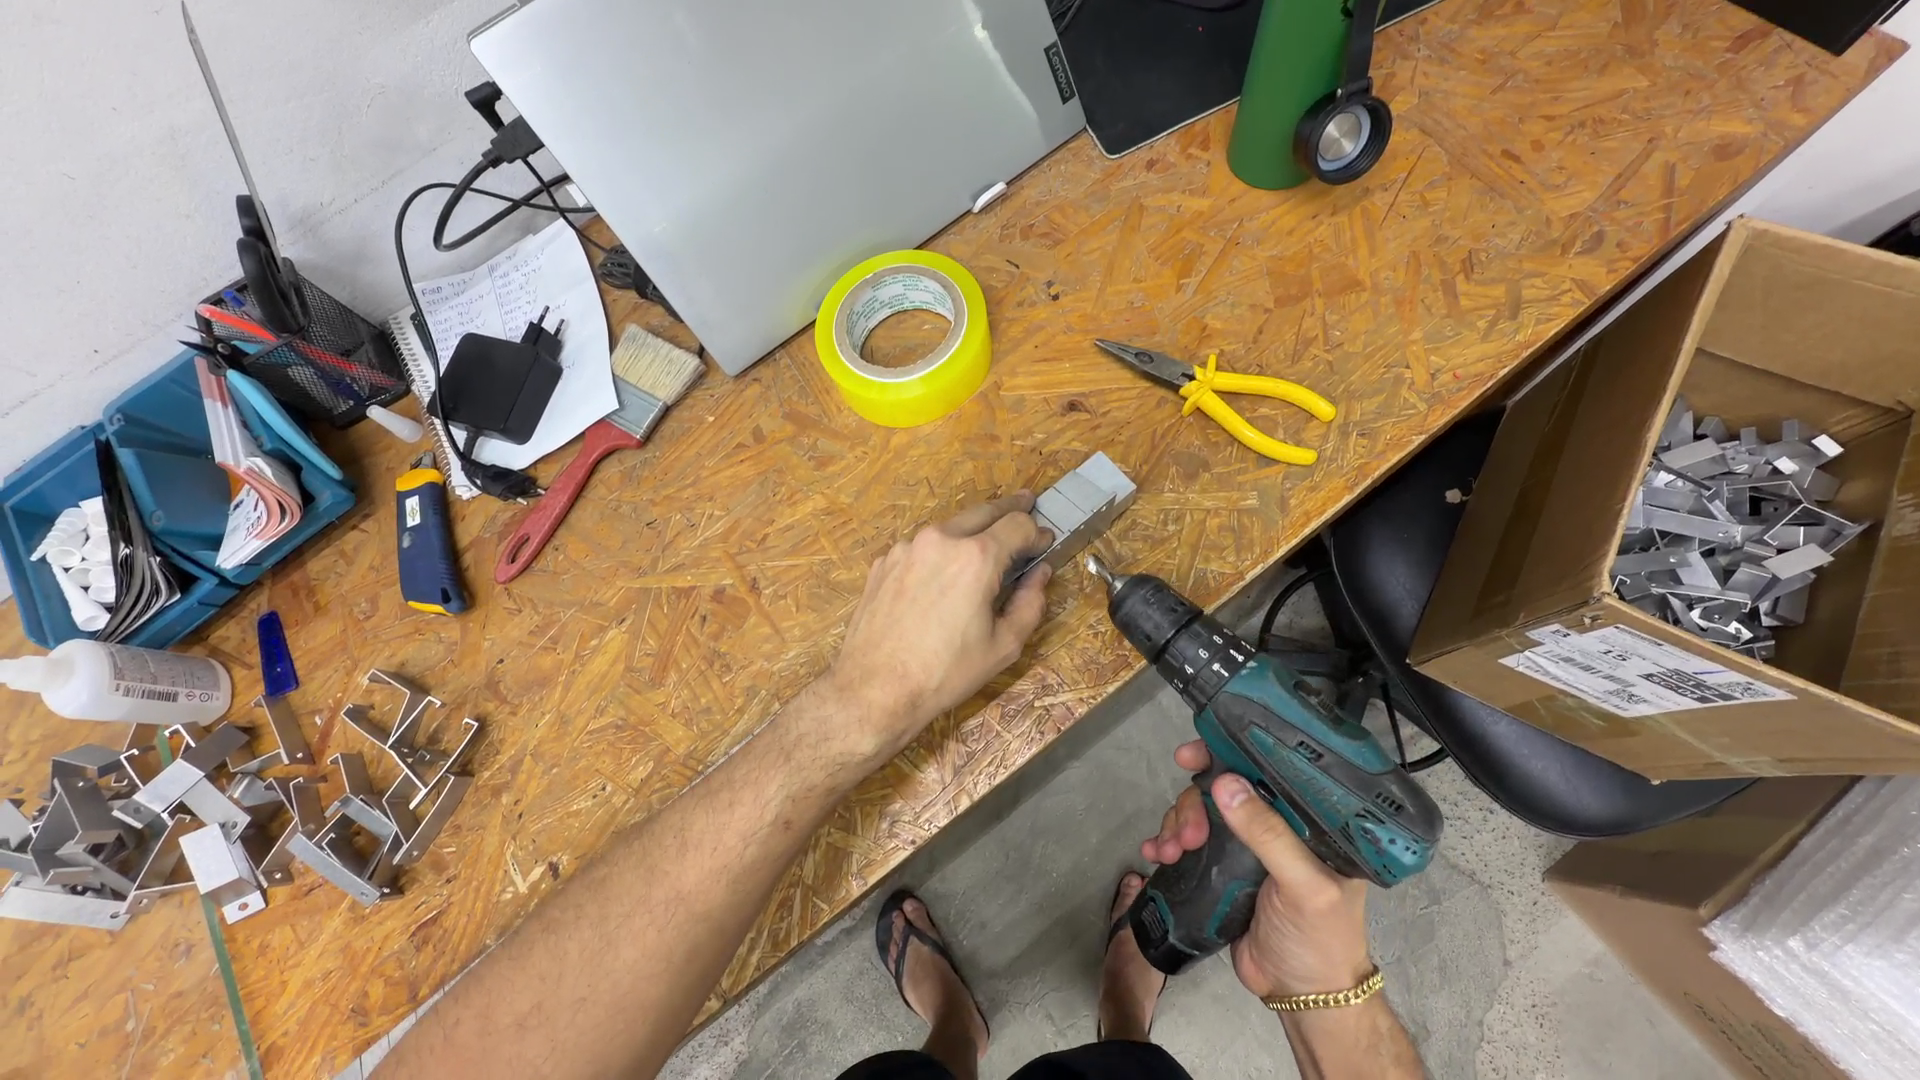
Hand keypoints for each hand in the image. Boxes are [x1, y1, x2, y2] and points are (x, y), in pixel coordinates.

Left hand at [823, 493, 1053, 763]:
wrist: (874, 689)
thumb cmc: (945, 673)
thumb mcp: (1003, 646)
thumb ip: (1030, 603)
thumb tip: (1040, 574)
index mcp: (975, 558)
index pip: (1017, 525)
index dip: (1037, 532)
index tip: (1045, 542)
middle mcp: (939, 540)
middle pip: (983, 511)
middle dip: (1009, 509)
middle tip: (1025, 504)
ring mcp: (906, 548)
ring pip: (948, 527)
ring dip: (971, 530)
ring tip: (985, 542)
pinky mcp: (884, 562)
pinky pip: (921, 547)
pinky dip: (939, 551)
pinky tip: (942, 574)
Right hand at [1140, 741, 1372, 999]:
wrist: (1301, 997)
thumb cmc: (1321, 938)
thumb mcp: (1304, 885)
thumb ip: (1268, 834)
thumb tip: (1224, 782)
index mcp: (1306, 819)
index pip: (1266, 770)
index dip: (1228, 754)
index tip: (1191, 756)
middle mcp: (1274, 824)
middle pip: (1222, 789)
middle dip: (1195, 804)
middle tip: (1188, 835)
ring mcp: (1243, 847)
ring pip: (1199, 812)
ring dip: (1177, 824)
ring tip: (1169, 852)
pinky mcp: (1219, 869)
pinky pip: (1186, 842)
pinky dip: (1166, 842)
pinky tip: (1155, 854)